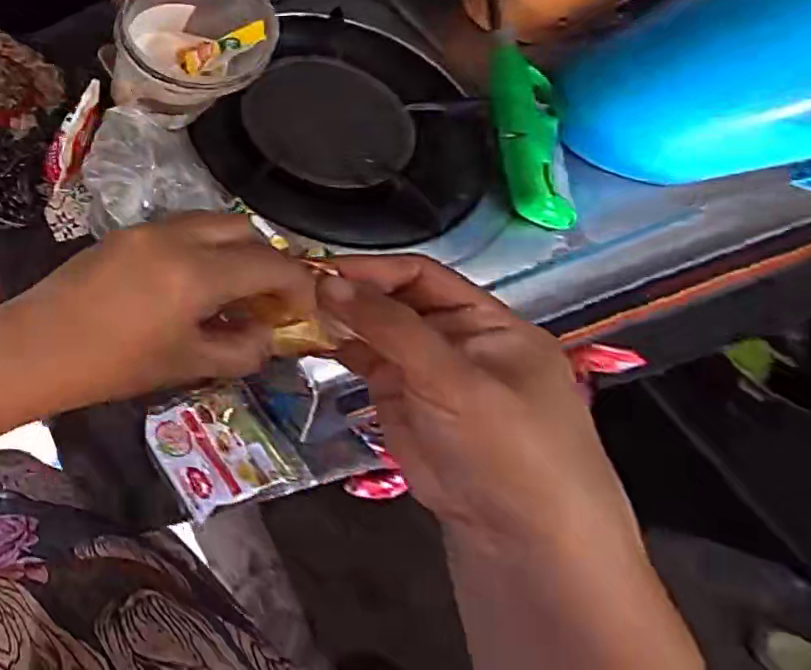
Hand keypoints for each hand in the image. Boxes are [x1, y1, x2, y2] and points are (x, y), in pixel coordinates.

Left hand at [1, 212, 317, 406]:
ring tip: (224, 295)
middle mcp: (171, 237)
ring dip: (226, 250)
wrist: (37, 345)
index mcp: (196, 270)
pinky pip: (171, 230)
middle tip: (263, 301)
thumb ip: (240, 347)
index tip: (304, 311)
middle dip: (263, 259)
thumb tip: (265, 332)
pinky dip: (193, 248)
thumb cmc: (113, 364)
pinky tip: (184, 287)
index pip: (271, 262)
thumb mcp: (187, 364)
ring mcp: (139, 231)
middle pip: (240, 228)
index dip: (300, 285)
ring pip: (204, 223)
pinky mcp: (116, 235)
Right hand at [319, 256, 638, 553]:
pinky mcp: (398, 394)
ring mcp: (424, 367)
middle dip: (345, 291)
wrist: (522, 541)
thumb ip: (390, 327)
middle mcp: (455, 338)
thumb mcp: (454, 381)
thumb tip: (325, 282)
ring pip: (370, 326)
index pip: (421, 276)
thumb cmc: (509, 451)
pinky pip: (359, 356)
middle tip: (291, 289)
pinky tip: (302, 339)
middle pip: (391, 298)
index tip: (316, 270)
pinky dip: (331, 345)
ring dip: (333, 317)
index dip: (369, 269)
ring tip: (288, 311)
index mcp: (488, 324)